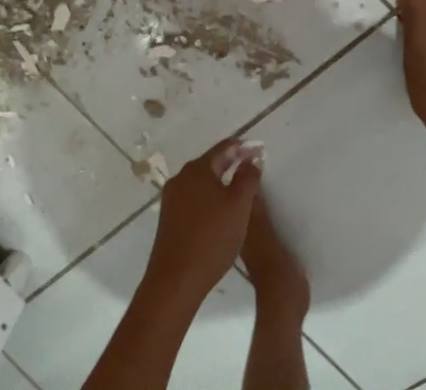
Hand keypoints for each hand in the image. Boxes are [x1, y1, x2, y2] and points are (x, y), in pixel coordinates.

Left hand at [144, 139, 262, 301]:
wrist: (176, 278)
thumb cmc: (212, 237)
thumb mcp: (239, 206)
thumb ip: (248, 179)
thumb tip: (251, 159)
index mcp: (197, 170)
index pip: (223, 148)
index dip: (241, 147)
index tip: (256, 148)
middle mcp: (181, 178)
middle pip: (209, 163)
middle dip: (230, 163)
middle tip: (250, 167)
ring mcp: (171, 198)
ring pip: (200, 182)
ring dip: (218, 182)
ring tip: (237, 190)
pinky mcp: (169, 218)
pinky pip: (193, 198)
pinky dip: (208, 198)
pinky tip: (218, 211)